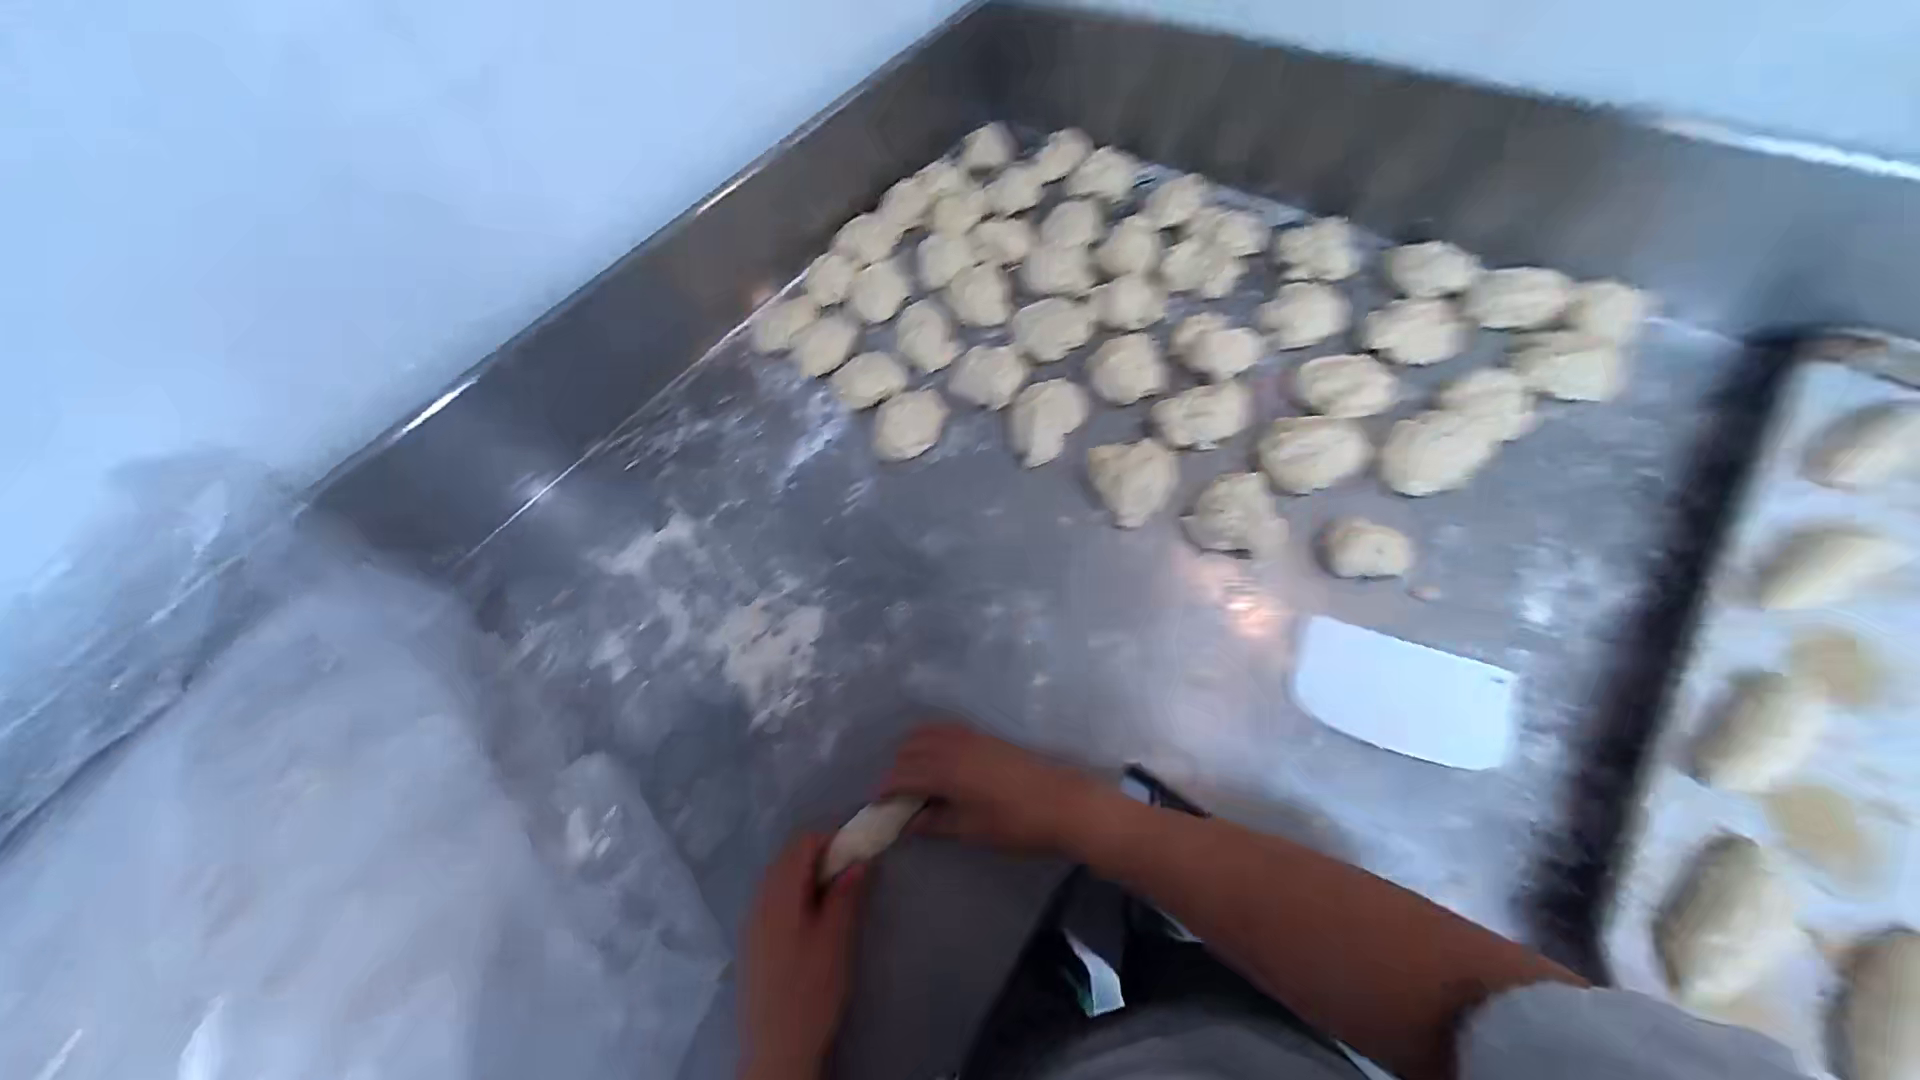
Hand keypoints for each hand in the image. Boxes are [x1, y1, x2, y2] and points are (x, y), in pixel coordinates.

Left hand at [738, 833, 868, 1079]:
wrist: (775, 1051)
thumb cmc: (810, 992)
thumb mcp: (836, 940)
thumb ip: (845, 894)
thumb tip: (857, 860)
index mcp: (779, 894)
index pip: (803, 843)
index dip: (832, 839)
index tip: (858, 853)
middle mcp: (759, 899)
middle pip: (789, 856)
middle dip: (821, 854)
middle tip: (851, 872)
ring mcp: (752, 920)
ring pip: (781, 876)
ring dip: (809, 873)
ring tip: (837, 894)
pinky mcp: (753, 939)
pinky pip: (774, 896)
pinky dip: (796, 892)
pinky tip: (814, 916)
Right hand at [882, 722, 1109, 856]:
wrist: (1064, 802)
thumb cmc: (1015, 824)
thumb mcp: (970, 830)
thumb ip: (934, 822)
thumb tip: (906, 823)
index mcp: (944, 770)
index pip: (901, 775)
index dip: (885, 790)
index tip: (877, 807)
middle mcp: (952, 745)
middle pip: (909, 749)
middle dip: (897, 770)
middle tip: (897, 798)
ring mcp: (970, 736)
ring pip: (926, 734)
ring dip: (913, 752)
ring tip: (916, 780)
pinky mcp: (985, 735)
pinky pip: (945, 729)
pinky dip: (931, 741)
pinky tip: (939, 763)